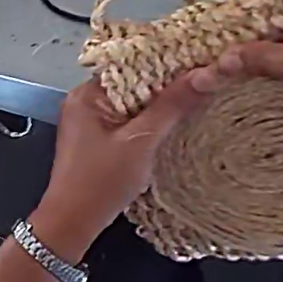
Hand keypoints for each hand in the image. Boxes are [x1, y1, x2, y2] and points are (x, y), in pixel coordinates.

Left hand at [28, 76, 213, 261]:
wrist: (72, 221)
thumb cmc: (99, 182)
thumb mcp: (141, 141)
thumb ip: (172, 106)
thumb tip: (205, 74)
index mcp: (87, 94)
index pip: (132, 65)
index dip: (168, 62)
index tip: (203, 60)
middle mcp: (85, 102)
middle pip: (134, 83)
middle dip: (169, 83)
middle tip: (210, 78)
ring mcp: (91, 121)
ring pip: (134, 103)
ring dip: (163, 103)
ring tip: (201, 95)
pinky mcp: (99, 139)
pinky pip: (130, 120)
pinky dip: (151, 121)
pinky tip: (177, 121)